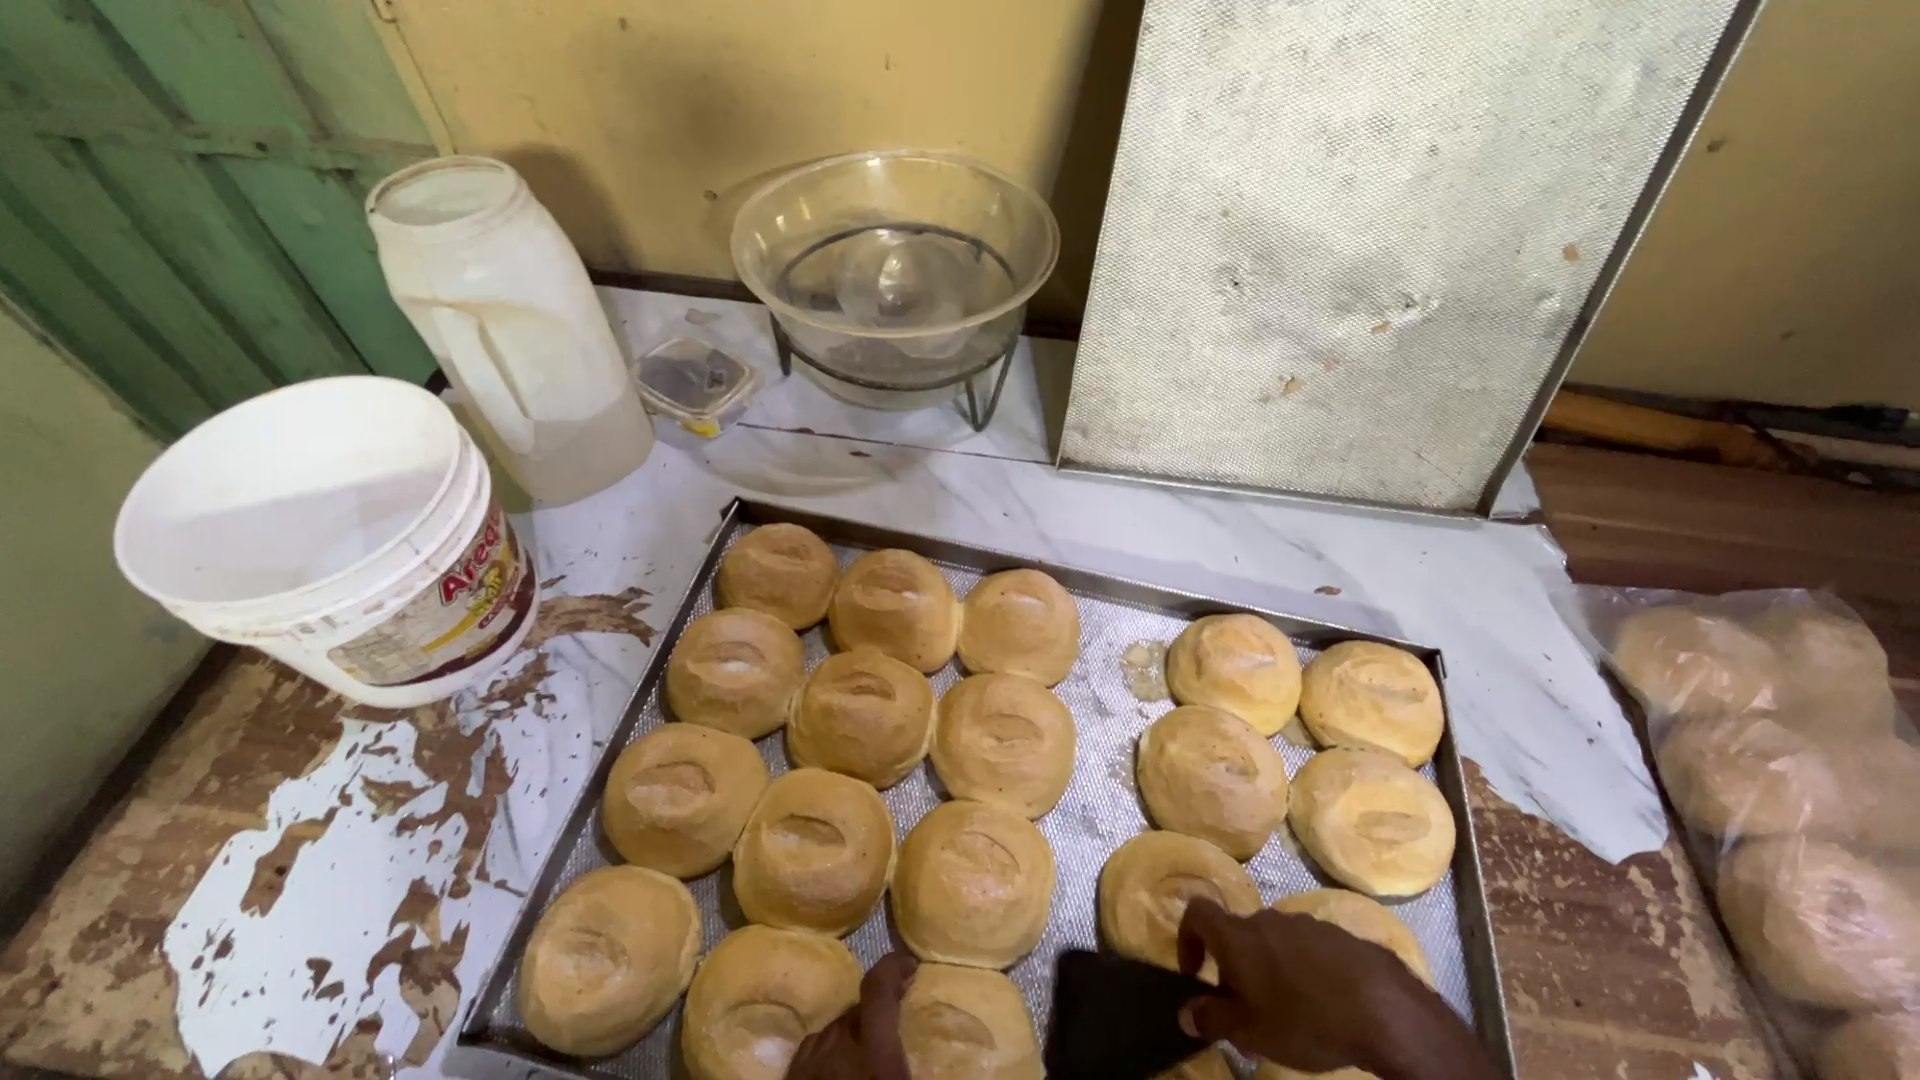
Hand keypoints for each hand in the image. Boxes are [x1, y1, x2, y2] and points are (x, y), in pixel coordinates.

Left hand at [786, 952, 917, 1079]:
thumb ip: (918, 1064)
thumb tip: (955, 1057)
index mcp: (873, 1051)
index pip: (878, 988)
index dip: (893, 967)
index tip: (910, 963)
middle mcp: (839, 1044)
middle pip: (857, 1009)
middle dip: (877, 1008)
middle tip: (895, 1020)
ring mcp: (810, 1059)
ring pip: (836, 1027)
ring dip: (854, 1030)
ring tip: (868, 1047)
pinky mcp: (792, 1073)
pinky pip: (815, 1046)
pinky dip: (831, 1047)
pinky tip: (839, 1064)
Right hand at [1176, 898, 1499, 1079]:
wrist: (1386, 1012)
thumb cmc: (1304, 1019)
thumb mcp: (1249, 1032)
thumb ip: (1211, 1019)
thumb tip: (1185, 1013)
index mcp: (1238, 935)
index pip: (1197, 912)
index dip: (1187, 938)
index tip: (1195, 974)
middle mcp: (1268, 919)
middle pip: (1239, 935)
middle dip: (1235, 971)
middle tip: (1246, 1015)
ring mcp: (1308, 924)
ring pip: (1275, 944)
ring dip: (1270, 973)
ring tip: (1288, 1017)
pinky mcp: (1342, 937)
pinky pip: (1309, 951)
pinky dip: (1304, 973)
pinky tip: (1324, 1007)